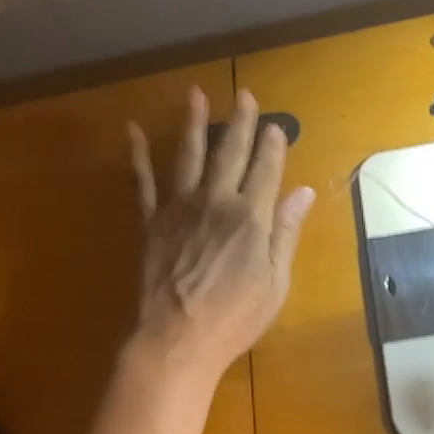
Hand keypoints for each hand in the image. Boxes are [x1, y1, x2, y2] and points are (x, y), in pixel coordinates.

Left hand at [126, 87, 314, 388]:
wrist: (176, 339)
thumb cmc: (234, 318)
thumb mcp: (275, 282)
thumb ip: (286, 233)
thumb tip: (303, 192)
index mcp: (250, 218)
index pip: (265, 170)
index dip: (272, 145)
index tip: (275, 126)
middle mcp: (215, 202)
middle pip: (230, 153)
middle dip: (240, 122)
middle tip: (244, 94)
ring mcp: (178, 208)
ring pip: (187, 155)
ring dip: (193, 123)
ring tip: (195, 93)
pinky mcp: (150, 221)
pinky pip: (142, 182)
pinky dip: (136, 155)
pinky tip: (131, 130)